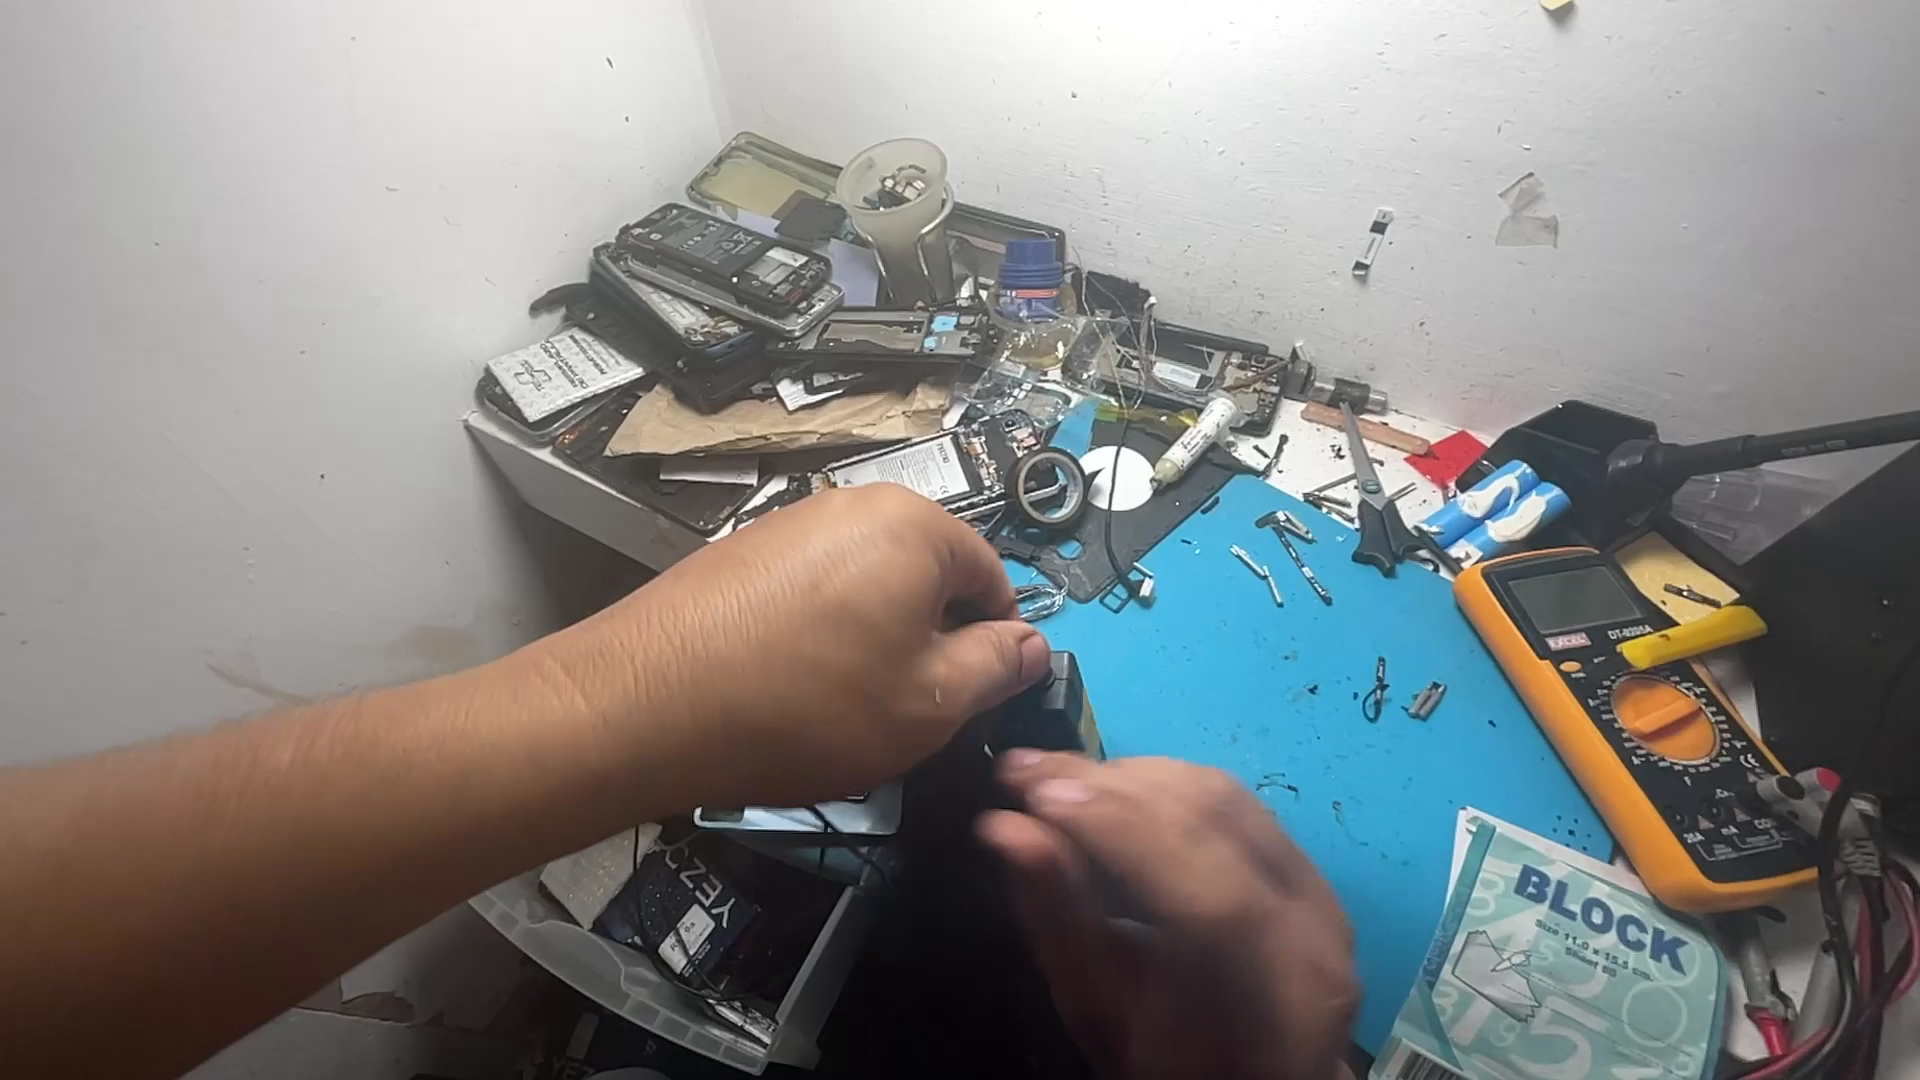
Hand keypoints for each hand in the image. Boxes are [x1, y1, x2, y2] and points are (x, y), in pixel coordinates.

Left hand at [527, 483, 1052, 810]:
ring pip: (873, 581)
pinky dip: (827, 627)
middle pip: (929, 573)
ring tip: (844, 695)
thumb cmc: (809, 704)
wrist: (644, 704)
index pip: (992, 576)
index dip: (996, 640)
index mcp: (914, 525)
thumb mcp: (929, 701)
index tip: (972, 694)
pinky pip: (819, 584)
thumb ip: (998, 666)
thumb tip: (1032, 643)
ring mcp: (794, 520)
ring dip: (879, 634)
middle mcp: (856, 503)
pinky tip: (794, 675)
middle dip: (932, 637)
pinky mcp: (748, 548)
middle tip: (905, 703)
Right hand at [981, 754, 1358, 1079]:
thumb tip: (1004, 827)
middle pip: (1210, 818)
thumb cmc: (1166, 1058)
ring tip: (1055, 778)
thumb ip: (1056, 915)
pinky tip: (1106, 786)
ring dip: (1127, 773)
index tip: (1035, 795)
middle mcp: (1312, 924)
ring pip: (1215, 788)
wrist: (1248, 1072)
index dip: (1119, 831)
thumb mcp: (1098, 1006)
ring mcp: (1317, 882)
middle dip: (1106, 783)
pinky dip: (1155, 779)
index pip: (1206, 893)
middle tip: (1024, 771)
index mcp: (1273, 993)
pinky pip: (1226, 794)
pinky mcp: (1301, 858)